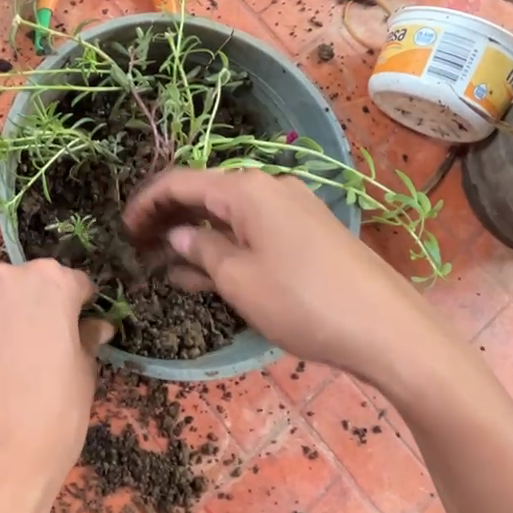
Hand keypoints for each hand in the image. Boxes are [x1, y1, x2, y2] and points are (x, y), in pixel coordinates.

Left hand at [0, 260, 112, 482]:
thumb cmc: (55, 412)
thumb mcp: (85, 371)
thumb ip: (87, 336)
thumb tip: (94, 325)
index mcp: (52, 281)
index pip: (74, 284)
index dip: (78, 307)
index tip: (77, 330)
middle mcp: (9, 277)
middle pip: (30, 284)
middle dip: (38, 306)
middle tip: (42, 346)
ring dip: (4, 316)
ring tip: (8, 359)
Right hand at [123, 168, 442, 383]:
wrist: (390, 331)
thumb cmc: (303, 301)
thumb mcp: (238, 280)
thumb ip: (200, 250)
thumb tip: (177, 234)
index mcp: (246, 189)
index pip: (181, 181)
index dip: (146, 202)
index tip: (122, 228)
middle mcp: (269, 188)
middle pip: (205, 193)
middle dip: (169, 217)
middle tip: (137, 246)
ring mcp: (292, 210)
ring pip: (229, 215)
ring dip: (195, 235)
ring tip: (162, 264)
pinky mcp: (308, 234)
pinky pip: (253, 231)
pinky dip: (226, 246)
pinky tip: (203, 273)